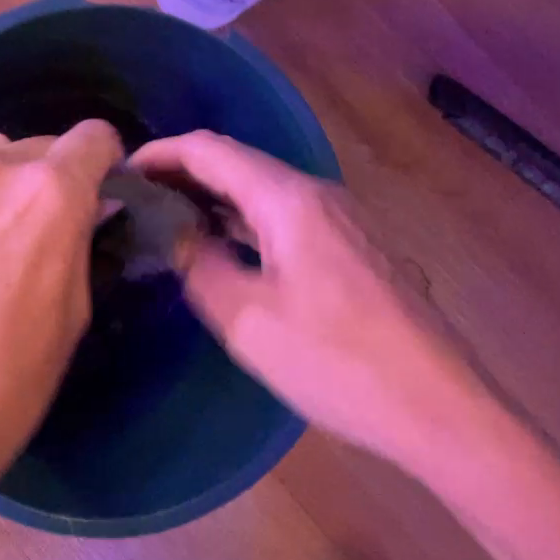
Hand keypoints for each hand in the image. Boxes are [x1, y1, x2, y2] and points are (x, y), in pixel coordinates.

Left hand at [0, 121, 124, 530]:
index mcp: (46, 192)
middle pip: (31, 148)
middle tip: (35, 231)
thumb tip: (85, 209)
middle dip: (43, 179)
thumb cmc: (6, 383)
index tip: (96, 190)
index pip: (93, 137)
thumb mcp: (72, 316)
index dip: (101, 162)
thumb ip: (80, 243)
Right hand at [130, 132, 486, 464]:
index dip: (158, 153)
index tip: (116, 172)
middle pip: (236, 161)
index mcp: (287, 198)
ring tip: (163, 219)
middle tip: (132, 200)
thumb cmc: (338, 362)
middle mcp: (315, 193)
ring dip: (211, 196)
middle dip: (180, 172)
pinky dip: (240, 219)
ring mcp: (338, 219)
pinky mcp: (350, 247)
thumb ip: (198, 265)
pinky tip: (220, 246)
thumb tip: (170, 232)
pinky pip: (282, 215)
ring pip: (260, 188)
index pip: (209, 149)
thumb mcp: (247, 320)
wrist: (442, 409)